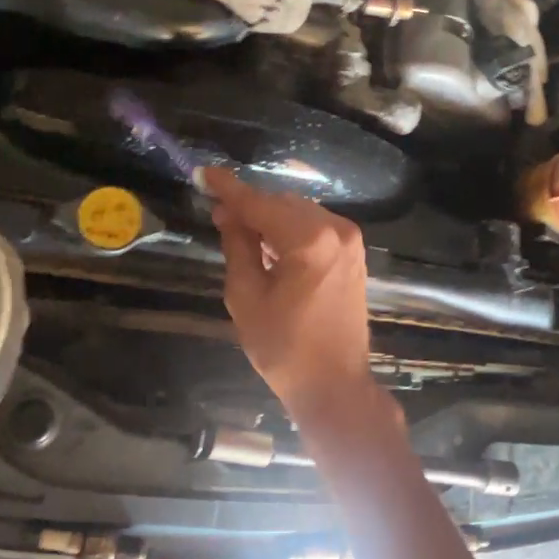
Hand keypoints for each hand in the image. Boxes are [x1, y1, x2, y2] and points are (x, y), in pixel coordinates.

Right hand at [202, 167, 378, 423]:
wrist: (335, 384)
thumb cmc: (284, 348)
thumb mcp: (247, 297)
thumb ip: (238, 246)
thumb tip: (227, 214)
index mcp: (309, 241)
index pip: (260, 204)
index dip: (229, 189)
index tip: (204, 173)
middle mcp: (335, 230)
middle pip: (282, 203)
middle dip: (251, 206)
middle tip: (219, 217)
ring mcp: (350, 240)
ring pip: (299, 212)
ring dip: (271, 217)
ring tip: (241, 233)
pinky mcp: (354, 253)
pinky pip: (316, 227)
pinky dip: (291, 229)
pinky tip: (271, 245)